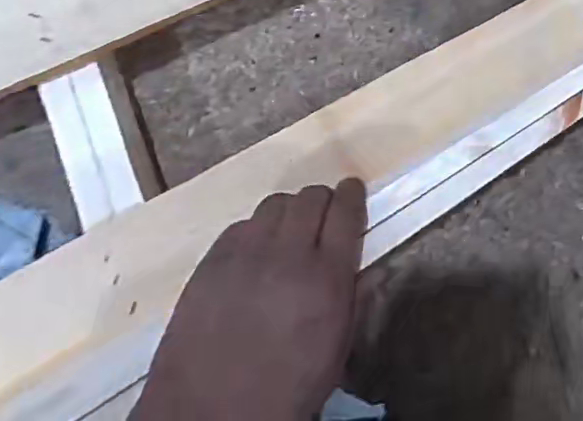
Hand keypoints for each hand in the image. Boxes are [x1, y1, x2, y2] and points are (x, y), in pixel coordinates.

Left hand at [133, 180, 367, 420]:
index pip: (347, 209)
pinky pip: (238, 227)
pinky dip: (253, 232)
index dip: (353, 194)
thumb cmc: (285, 390)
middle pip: (312, 197)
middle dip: (323, 201)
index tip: (353, 192)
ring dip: (288, 213)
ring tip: (286, 235)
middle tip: (322, 218)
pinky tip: (253, 256)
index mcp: (327, 277)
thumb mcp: (337, 349)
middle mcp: (288, 257)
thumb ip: (357, 297)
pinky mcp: (208, 268)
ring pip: (276, 204)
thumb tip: (373, 264)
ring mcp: (244, 260)